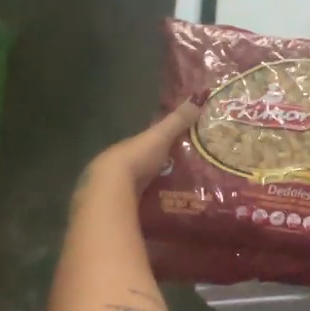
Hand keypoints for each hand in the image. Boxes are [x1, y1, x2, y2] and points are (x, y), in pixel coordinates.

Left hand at [85, 96, 204, 196]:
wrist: (111, 187)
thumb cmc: (136, 157)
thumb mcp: (160, 136)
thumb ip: (177, 121)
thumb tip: (198, 99)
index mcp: (127, 147)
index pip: (143, 143)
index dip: (158, 145)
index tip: (176, 149)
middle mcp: (117, 164)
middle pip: (139, 165)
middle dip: (154, 168)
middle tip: (178, 174)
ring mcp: (114, 186)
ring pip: (135, 185)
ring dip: (149, 188)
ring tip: (175, 196)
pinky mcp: (115, 206)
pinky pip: (133, 204)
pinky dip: (144, 205)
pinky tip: (159, 211)